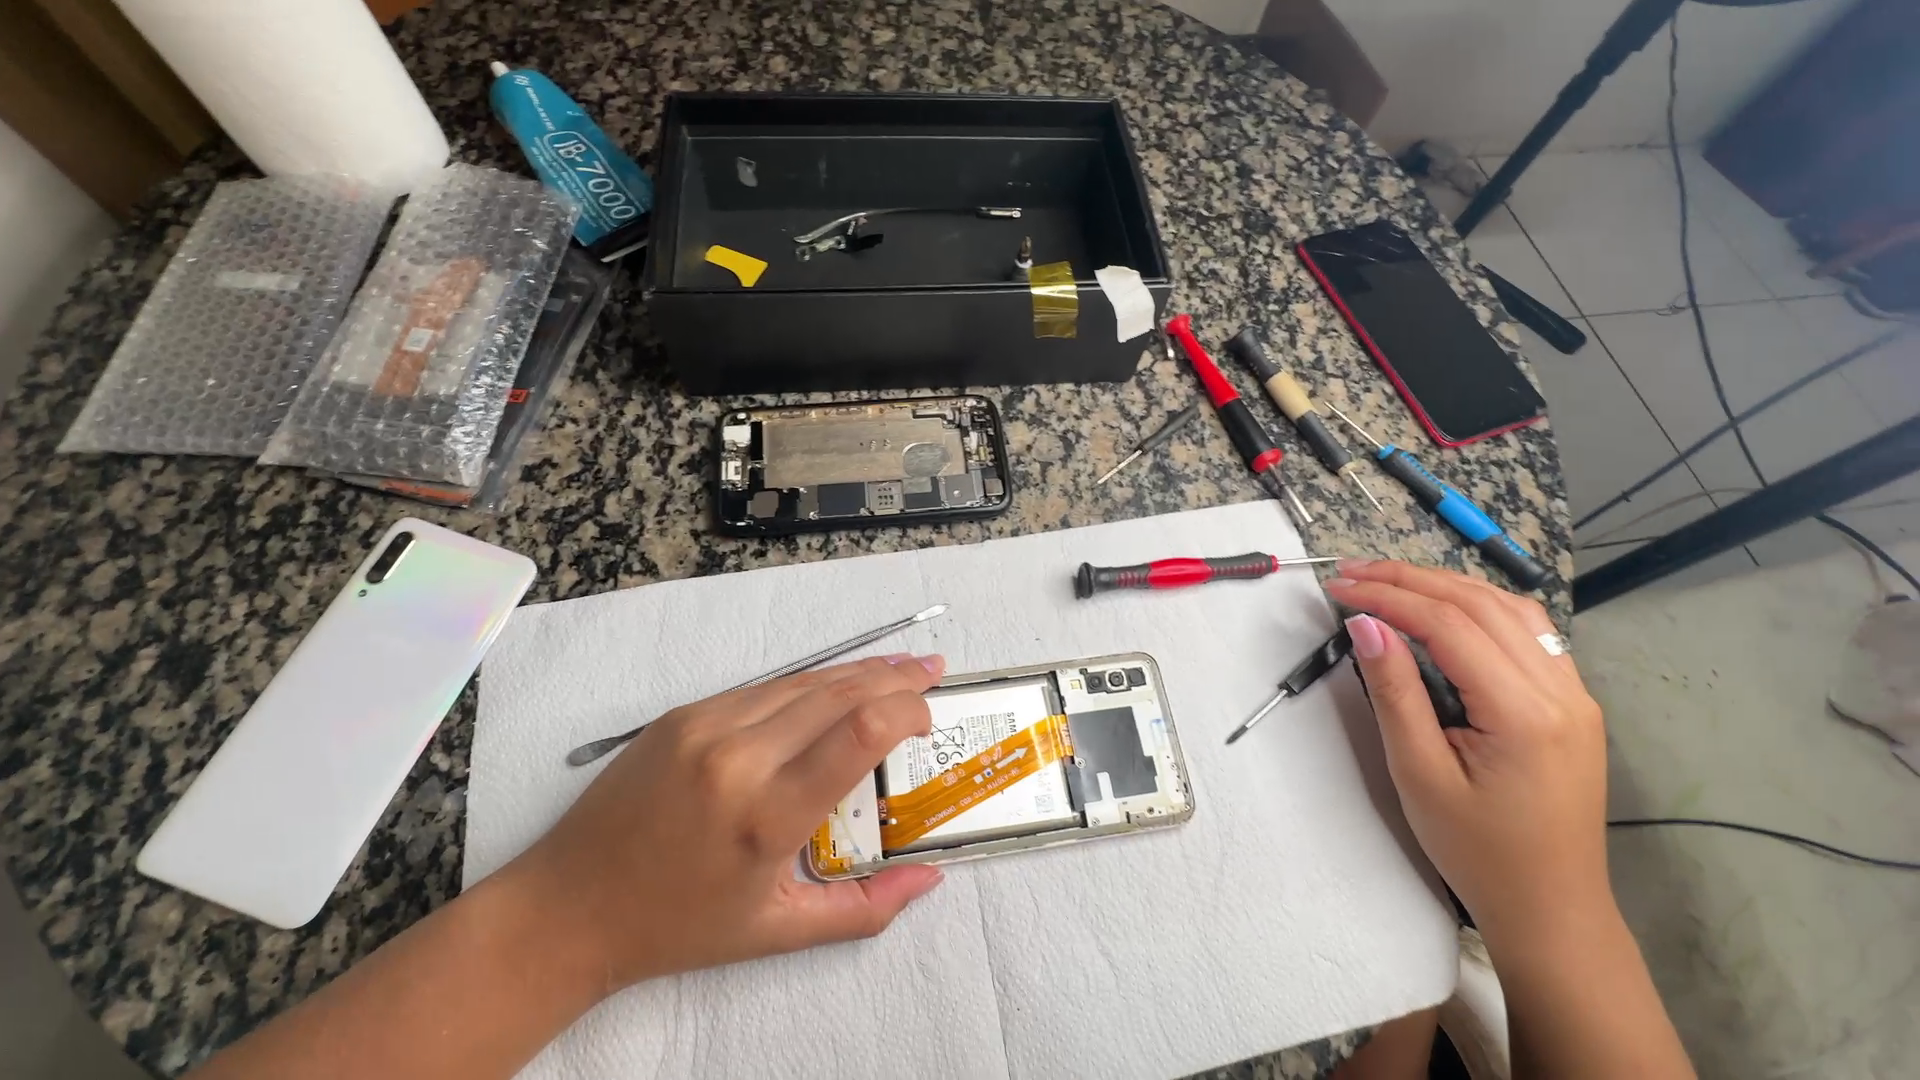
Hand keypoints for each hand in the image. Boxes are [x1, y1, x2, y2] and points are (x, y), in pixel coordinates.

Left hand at [497, 655, 947, 992]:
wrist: (570, 904)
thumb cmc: (679, 925)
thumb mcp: (778, 932)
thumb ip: (865, 910)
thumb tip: (931, 879)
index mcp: (766, 815)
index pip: (858, 732)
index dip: (905, 709)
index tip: (927, 718)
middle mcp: (737, 756)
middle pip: (838, 693)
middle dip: (894, 677)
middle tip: (932, 671)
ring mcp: (704, 726)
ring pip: (802, 682)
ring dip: (856, 673)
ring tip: (896, 668)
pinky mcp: (682, 714)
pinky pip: (763, 689)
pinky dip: (808, 684)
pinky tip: (832, 686)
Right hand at [1324, 561, 1611, 945]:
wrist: (1550, 906)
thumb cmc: (1476, 849)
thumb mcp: (1419, 774)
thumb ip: (1394, 692)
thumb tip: (1365, 625)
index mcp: (1523, 713)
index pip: (1448, 626)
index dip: (1388, 597)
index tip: (1338, 588)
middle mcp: (1562, 691)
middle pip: (1481, 604)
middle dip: (1411, 579)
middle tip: (1351, 572)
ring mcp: (1576, 693)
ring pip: (1510, 609)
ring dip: (1447, 585)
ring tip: (1390, 580)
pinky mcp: (1574, 702)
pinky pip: (1529, 632)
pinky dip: (1480, 607)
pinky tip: (1446, 608)